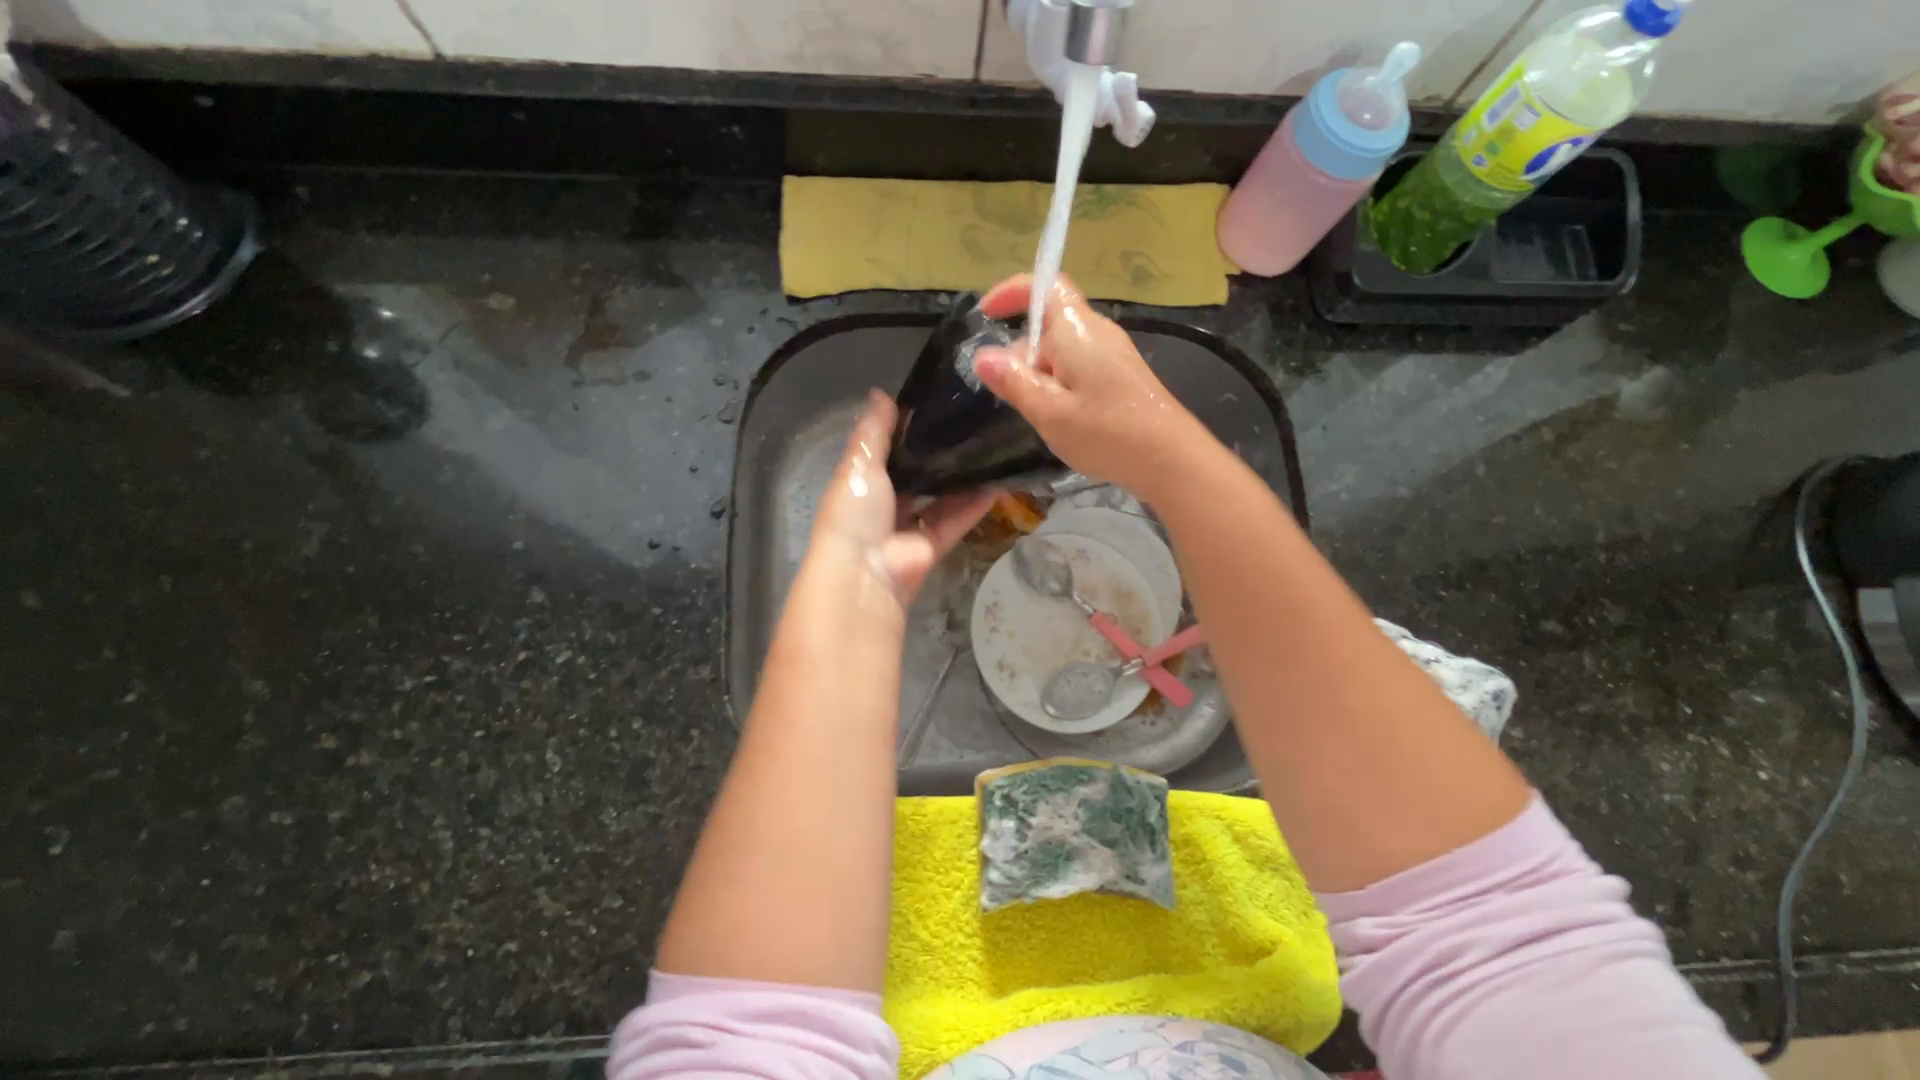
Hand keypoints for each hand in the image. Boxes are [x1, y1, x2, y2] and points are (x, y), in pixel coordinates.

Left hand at [806, 390, 992, 614]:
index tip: (933, 409)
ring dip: (961, 481)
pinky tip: (998, 483)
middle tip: (969, 427)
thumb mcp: (859, 463)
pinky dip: (974, 506)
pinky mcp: (931, 548)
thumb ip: (875, 431)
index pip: (883, 453)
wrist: (864, 574)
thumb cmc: (854, 512)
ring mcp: (907, 529)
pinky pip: (955, 522)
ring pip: (939, 500)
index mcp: (858, 484)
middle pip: (914, 478)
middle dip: (937, 458)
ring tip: (990, 449)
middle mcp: (882, 506)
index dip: (904, 433)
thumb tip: (882, 393)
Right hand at [971, 273, 1208, 500]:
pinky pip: (1078, 368)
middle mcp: (1096, 331)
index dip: (1012, 291)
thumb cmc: (1106, 432)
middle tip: (1010, 394)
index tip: (986, 314)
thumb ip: (1013, 381)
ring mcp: (1112, 353)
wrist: (1169, 459)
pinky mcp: (1121, 376)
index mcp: (1075, 328)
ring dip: (1040, 375)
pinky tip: (1062, 420)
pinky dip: (1060, 385)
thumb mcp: (1047, 411)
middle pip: (1048, 324)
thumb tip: (982, 355)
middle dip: (1021, 352)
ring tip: (1039, 415)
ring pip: (1061, 351)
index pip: (1045, 285)